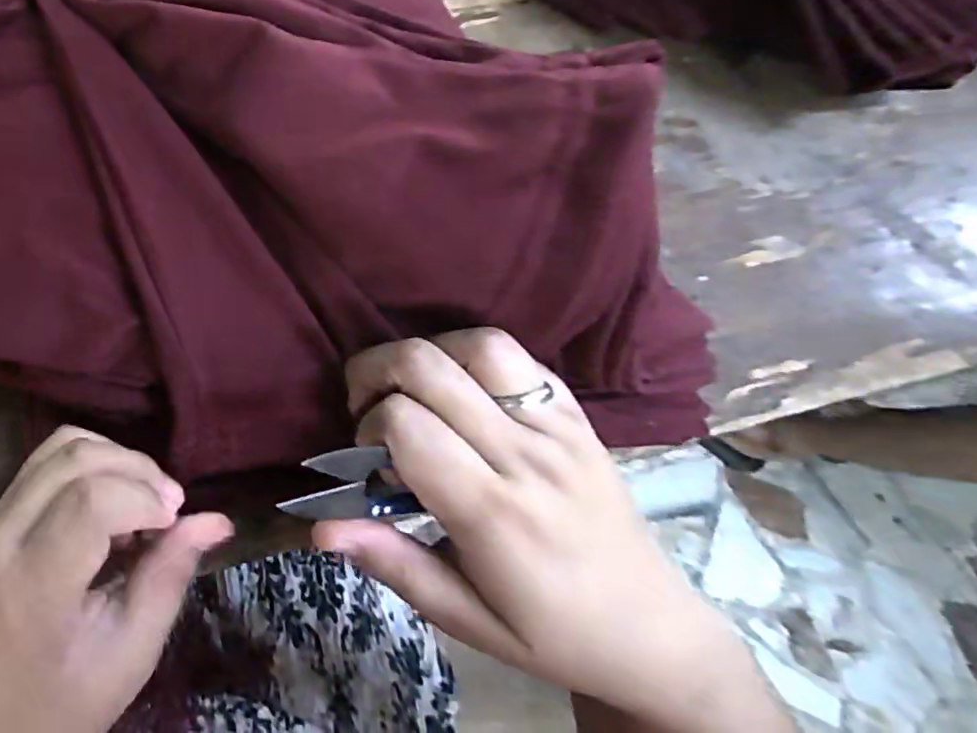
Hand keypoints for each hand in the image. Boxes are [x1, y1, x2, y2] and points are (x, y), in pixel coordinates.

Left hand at [0, 426, 233, 732]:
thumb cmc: (64, 701)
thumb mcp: (131, 653)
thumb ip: (169, 576)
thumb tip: (217, 519)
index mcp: (33, 584)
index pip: (90, 501)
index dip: (143, 497)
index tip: (175, 521)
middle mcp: (2, 538)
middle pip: (75, 459)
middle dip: (136, 468)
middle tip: (171, 506)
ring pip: (60, 446)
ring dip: (114, 457)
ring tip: (145, 497)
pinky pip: (45, 459)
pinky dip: (90, 460)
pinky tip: (115, 495)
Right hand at [313, 330, 790, 732]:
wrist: (657, 634)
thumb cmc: (549, 632)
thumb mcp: (462, 618)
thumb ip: (391, 562)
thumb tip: (319, 526)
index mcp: (494, 514)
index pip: (406, 424)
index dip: (367, 427)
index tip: (371, 461)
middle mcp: (526, 457)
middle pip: (425, 366)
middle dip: (373, 372)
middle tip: (369, 409)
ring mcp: (558, 427)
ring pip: (474, 343)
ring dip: (425, 354)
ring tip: (413, 389)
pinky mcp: (576, 412)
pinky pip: (514, 353)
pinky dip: (468, 354)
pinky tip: (460, 388)